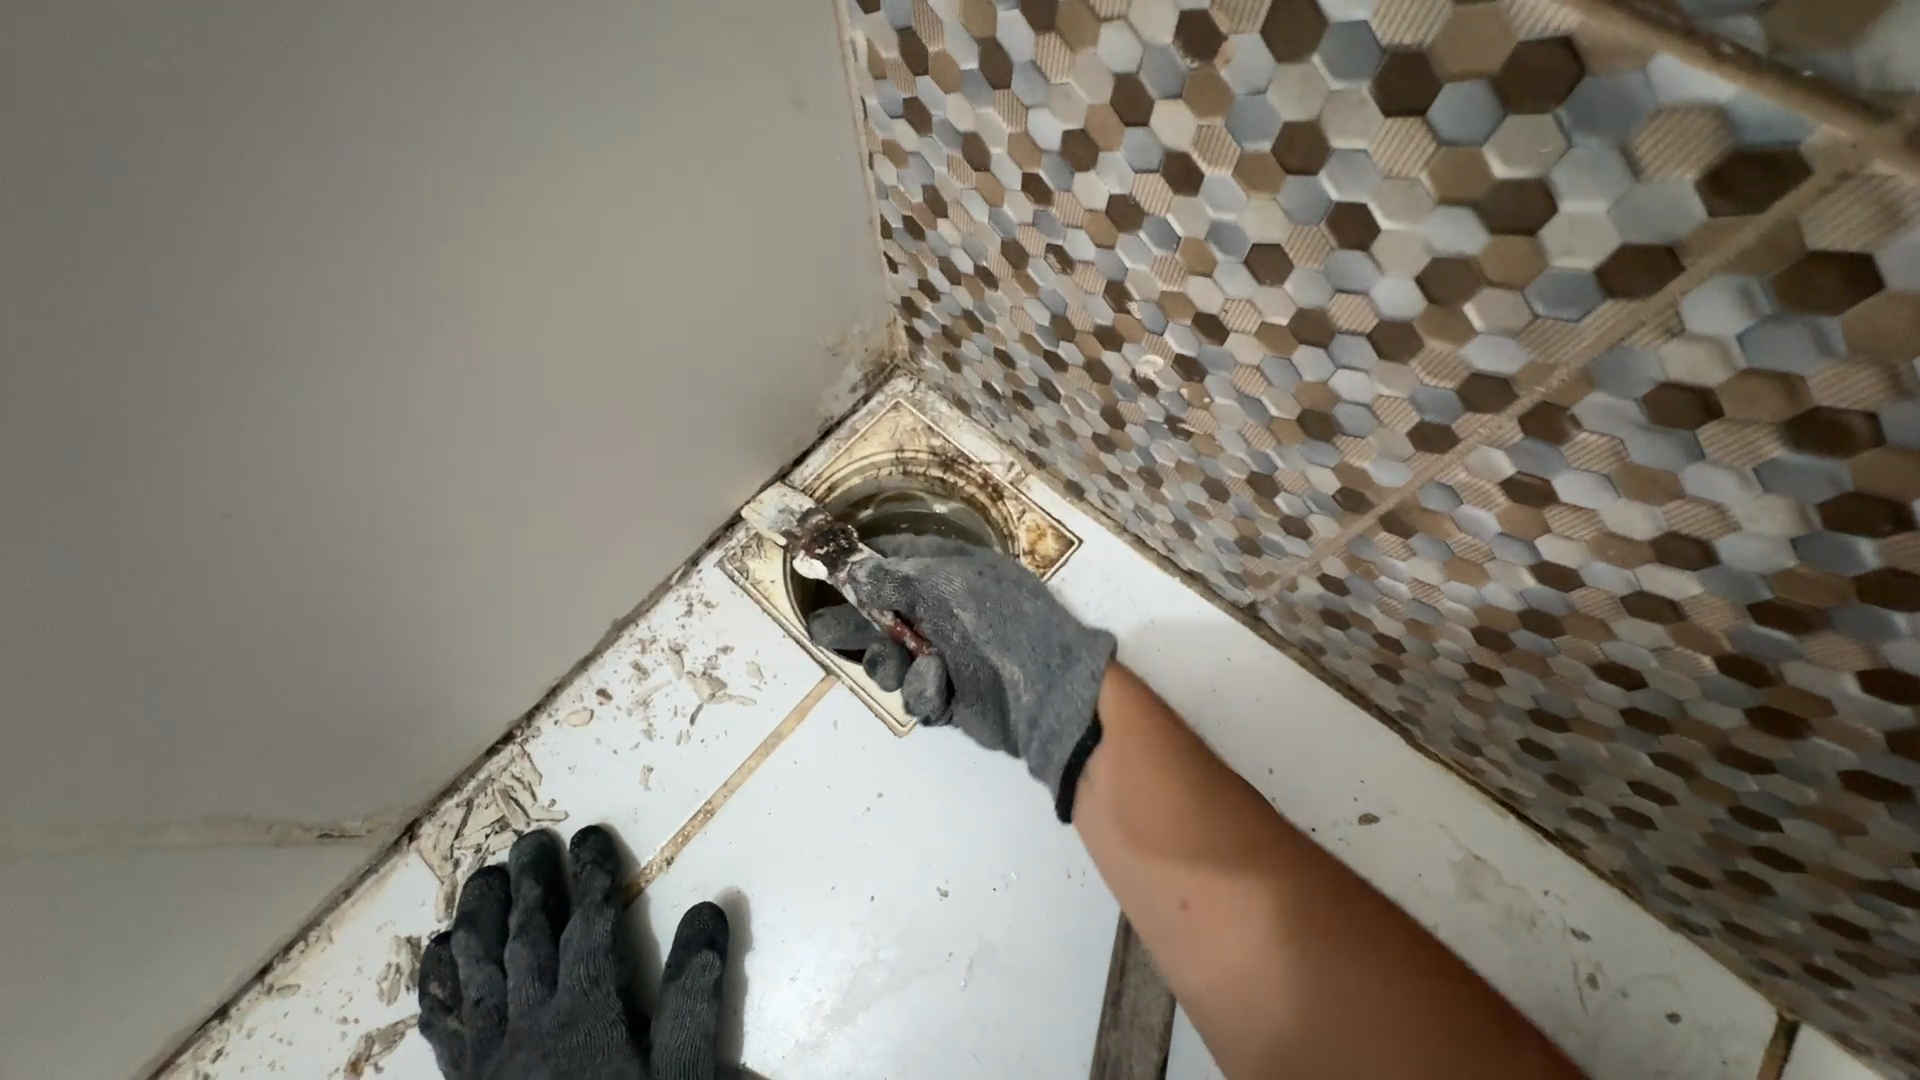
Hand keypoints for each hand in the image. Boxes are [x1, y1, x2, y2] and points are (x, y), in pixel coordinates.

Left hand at [418, 825, 730, 1079]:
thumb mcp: (686, 1074)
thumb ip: (696, 993)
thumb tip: (708, 909)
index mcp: (586, 1016)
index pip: (588, 926)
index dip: (591, 876)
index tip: (589, 835)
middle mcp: (530, 1028)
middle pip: (527, 939)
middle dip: (531, 885)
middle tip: (531, 841)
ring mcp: (491, 1062)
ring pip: (479, 974)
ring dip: (480, 921)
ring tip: (480, 879)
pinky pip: (446, 1028)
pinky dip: (440, 986)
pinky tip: (436, 958)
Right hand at [806, 534, 1115, 820]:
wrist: (1046, 693)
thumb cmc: (998, 625)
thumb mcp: (946, 589)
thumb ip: (894, 581)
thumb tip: (854, 572)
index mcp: (949, 572)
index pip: (897, 559)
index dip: (863, 566)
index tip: (830, 574)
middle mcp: (944, 610)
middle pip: (883, 615)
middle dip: (856, 626)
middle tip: (822, 634)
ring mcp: (946, 653)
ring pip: (891, 661)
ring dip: (891, 664)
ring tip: (902, 664)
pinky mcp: (948, 694)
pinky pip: (915, 692)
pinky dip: (924, 690)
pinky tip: (942, 687)